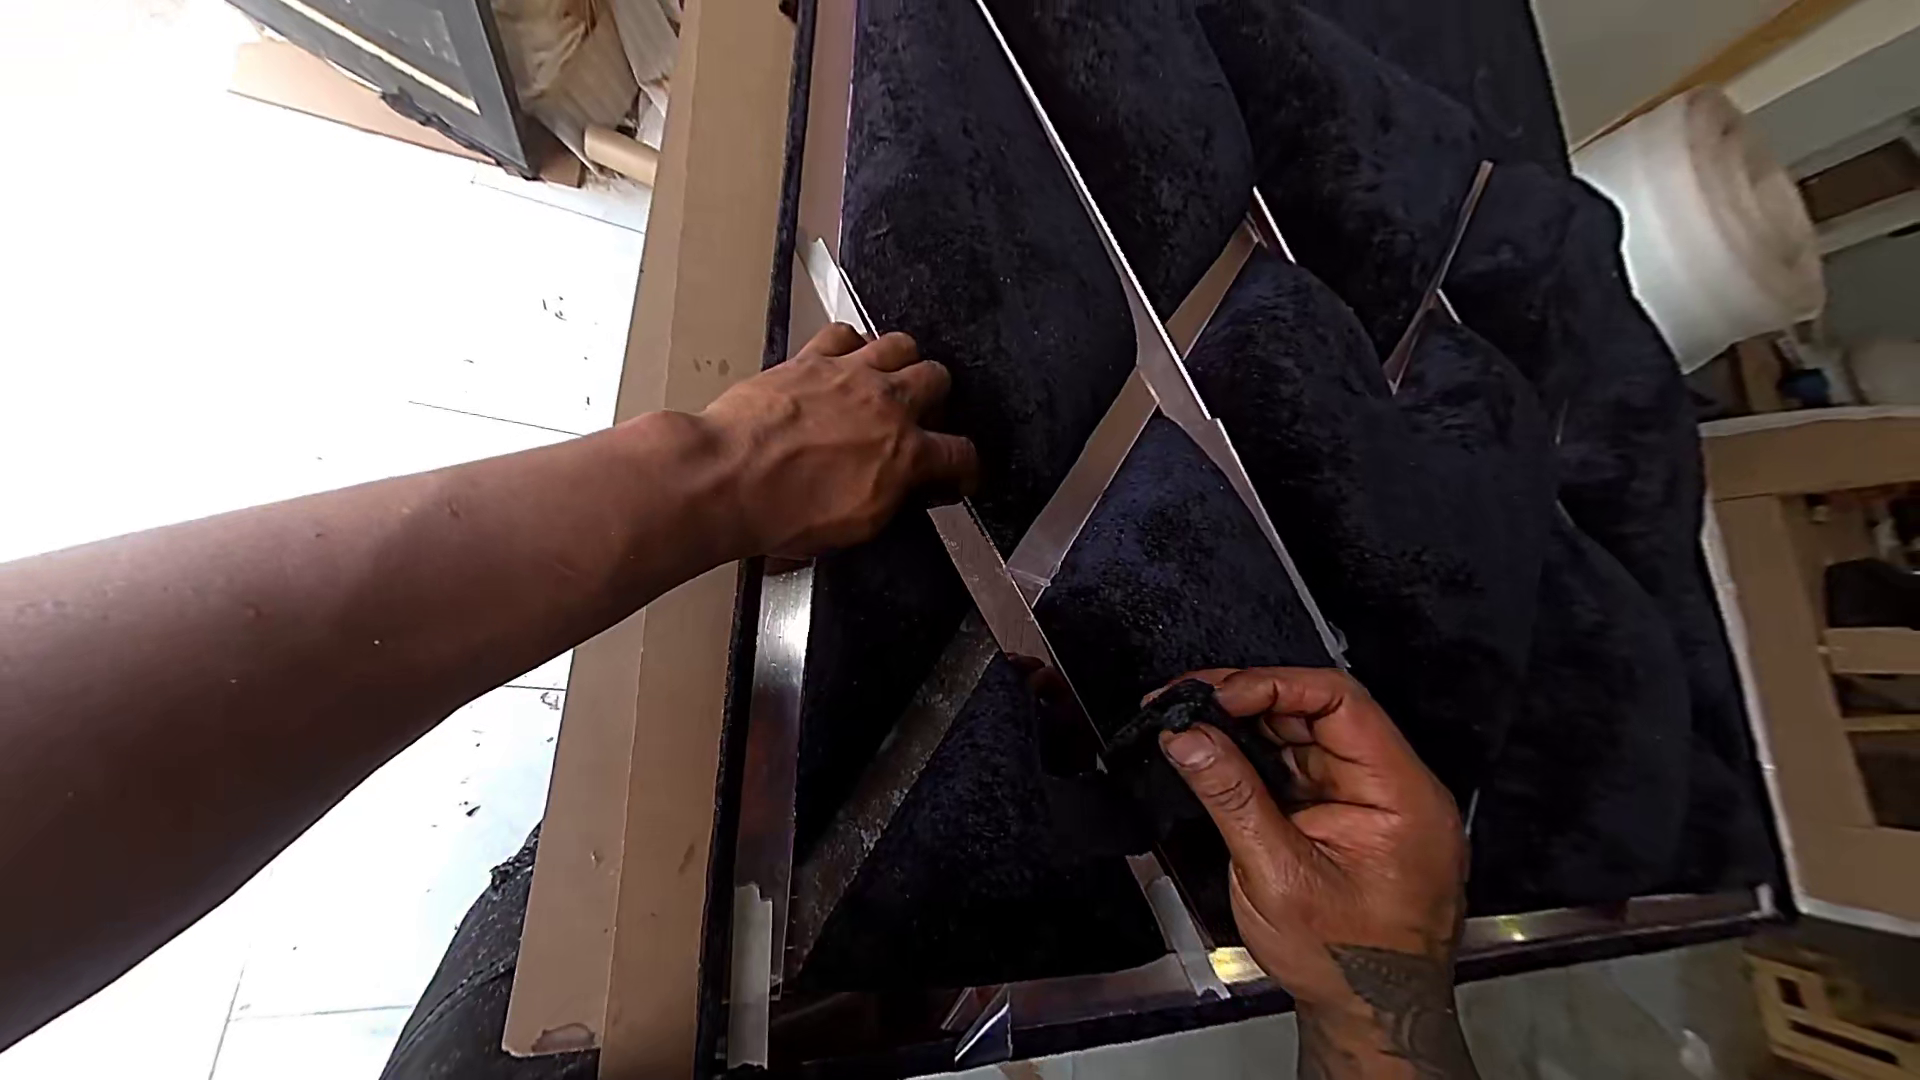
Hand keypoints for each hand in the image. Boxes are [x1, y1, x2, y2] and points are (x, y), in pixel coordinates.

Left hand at [698, 324, 978, 556]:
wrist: (728, 481)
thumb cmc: (784, 510)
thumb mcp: (860, 526)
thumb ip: (895, 498)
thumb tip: (905, 489)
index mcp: (906, 454)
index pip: (961, 453)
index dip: (967, 466)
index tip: (960, 470)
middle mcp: (887, 405)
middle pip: (939, 379)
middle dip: (939, 399)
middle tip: (924, 416)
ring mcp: (850, 375)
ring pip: (901, 344)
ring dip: (904, 362)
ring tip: (892, 380)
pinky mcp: (812, 359)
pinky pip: (846, 333)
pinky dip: (854, 345)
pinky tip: (847, 361)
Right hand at [1155, 668, 1479, 1078]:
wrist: (1368, 1014)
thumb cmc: (1346, 962)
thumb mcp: (1277, 876)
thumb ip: (1230, 795)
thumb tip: (1186, 735)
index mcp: (1400, 796)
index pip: (1341, 702)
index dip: (1273, 685)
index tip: (1217, 694)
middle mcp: (1386, 784)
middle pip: (1313, 706)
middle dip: (1243, 696)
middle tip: (1185, 699)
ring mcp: (1359, 792)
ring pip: (1295, 727)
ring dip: (1238, 719)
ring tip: (1188, 719)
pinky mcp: (1334, 803)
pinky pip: (1287, 755)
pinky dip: (1245, 747)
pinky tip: (1211, 748)